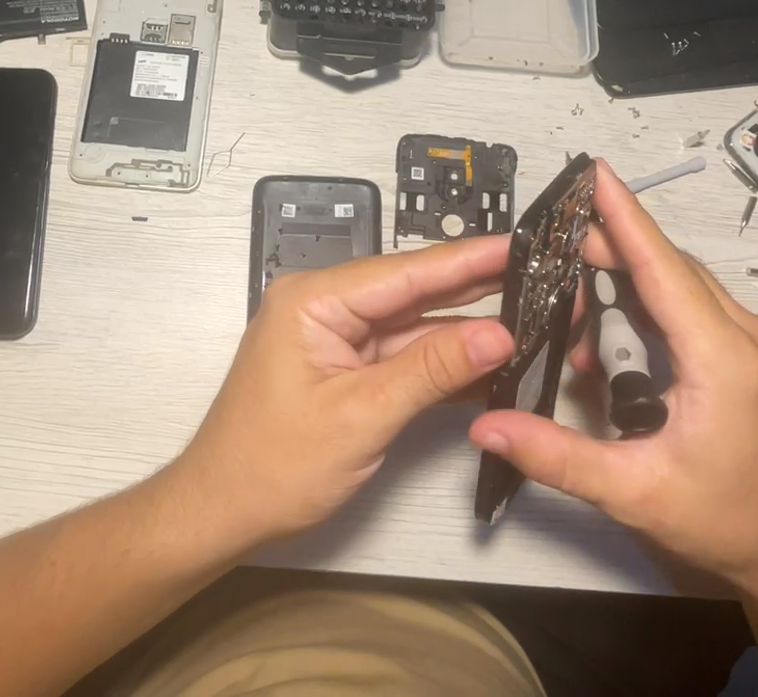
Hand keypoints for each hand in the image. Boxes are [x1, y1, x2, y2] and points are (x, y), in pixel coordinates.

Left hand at [174, 237, 514, 546]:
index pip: (404, 271)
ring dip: (462, 326)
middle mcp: (322, 305)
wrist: (223, 511)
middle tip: (534, 272)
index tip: (518, 245)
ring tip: (525, 311)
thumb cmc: (270, 466)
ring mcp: (333, 335)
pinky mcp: (343, 363)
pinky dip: (439, 359)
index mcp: (313, 300)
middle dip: (472, 285)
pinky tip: (485, 358)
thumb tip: (496, 334)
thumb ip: (432, 369)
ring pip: (410, 322)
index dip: (467, 259)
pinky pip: (399, 351)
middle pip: (410, 289)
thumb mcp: (362, 414)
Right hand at [468, 159, 757, 588]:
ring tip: (575, 311)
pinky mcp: (736, 353)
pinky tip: (606, 342)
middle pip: (665, 266)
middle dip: (608, 251)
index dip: (625, 217)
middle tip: (555, 257)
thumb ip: (555, 455)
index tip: (597, 174)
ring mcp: (744, 343)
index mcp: (723, 359)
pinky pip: (682, 306)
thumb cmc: (727, 519)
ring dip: (621, 285)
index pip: (663, 268)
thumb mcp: (633, 491)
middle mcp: (740, 337)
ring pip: (673, 283)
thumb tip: (490, 426)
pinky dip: (639, 308)